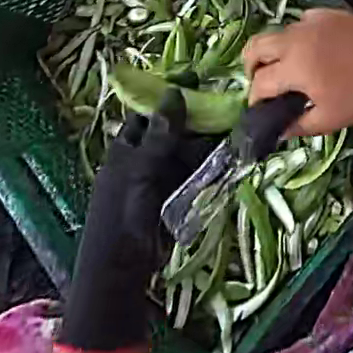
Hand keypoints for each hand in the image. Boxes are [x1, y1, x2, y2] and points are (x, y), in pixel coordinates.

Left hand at [56, 90, 210, 351]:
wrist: (122, 270)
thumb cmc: (122, 214)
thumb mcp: (140, 169)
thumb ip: (160, 134)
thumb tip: (175, 92)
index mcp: (125, 148)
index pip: (148, 114)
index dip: (168, 99)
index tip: (196, 82)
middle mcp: (143, 160)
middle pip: (172, 132)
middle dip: (195, 122)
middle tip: (223, 109)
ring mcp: (159, 179)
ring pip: (186, 153)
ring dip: (205, 145)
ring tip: (231, 132)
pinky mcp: (174, 198)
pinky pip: (193, 175)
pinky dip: (207, 168)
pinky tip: (226, 159)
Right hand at [244, 9, 352, 136]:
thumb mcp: (329, 119)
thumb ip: (298, 125)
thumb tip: (278, 132)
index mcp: (294, 67)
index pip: (260, 82)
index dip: (254, 98)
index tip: (259, 108)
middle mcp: (296, 39)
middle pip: (256, 46)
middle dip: (250, 65)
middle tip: (260, 81)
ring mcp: (312, 21)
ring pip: (278, 32)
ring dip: (275, 50)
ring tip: (288, 68)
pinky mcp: (327, 13)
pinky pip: (301, 21)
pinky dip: (298, 36)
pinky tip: (313, 49)